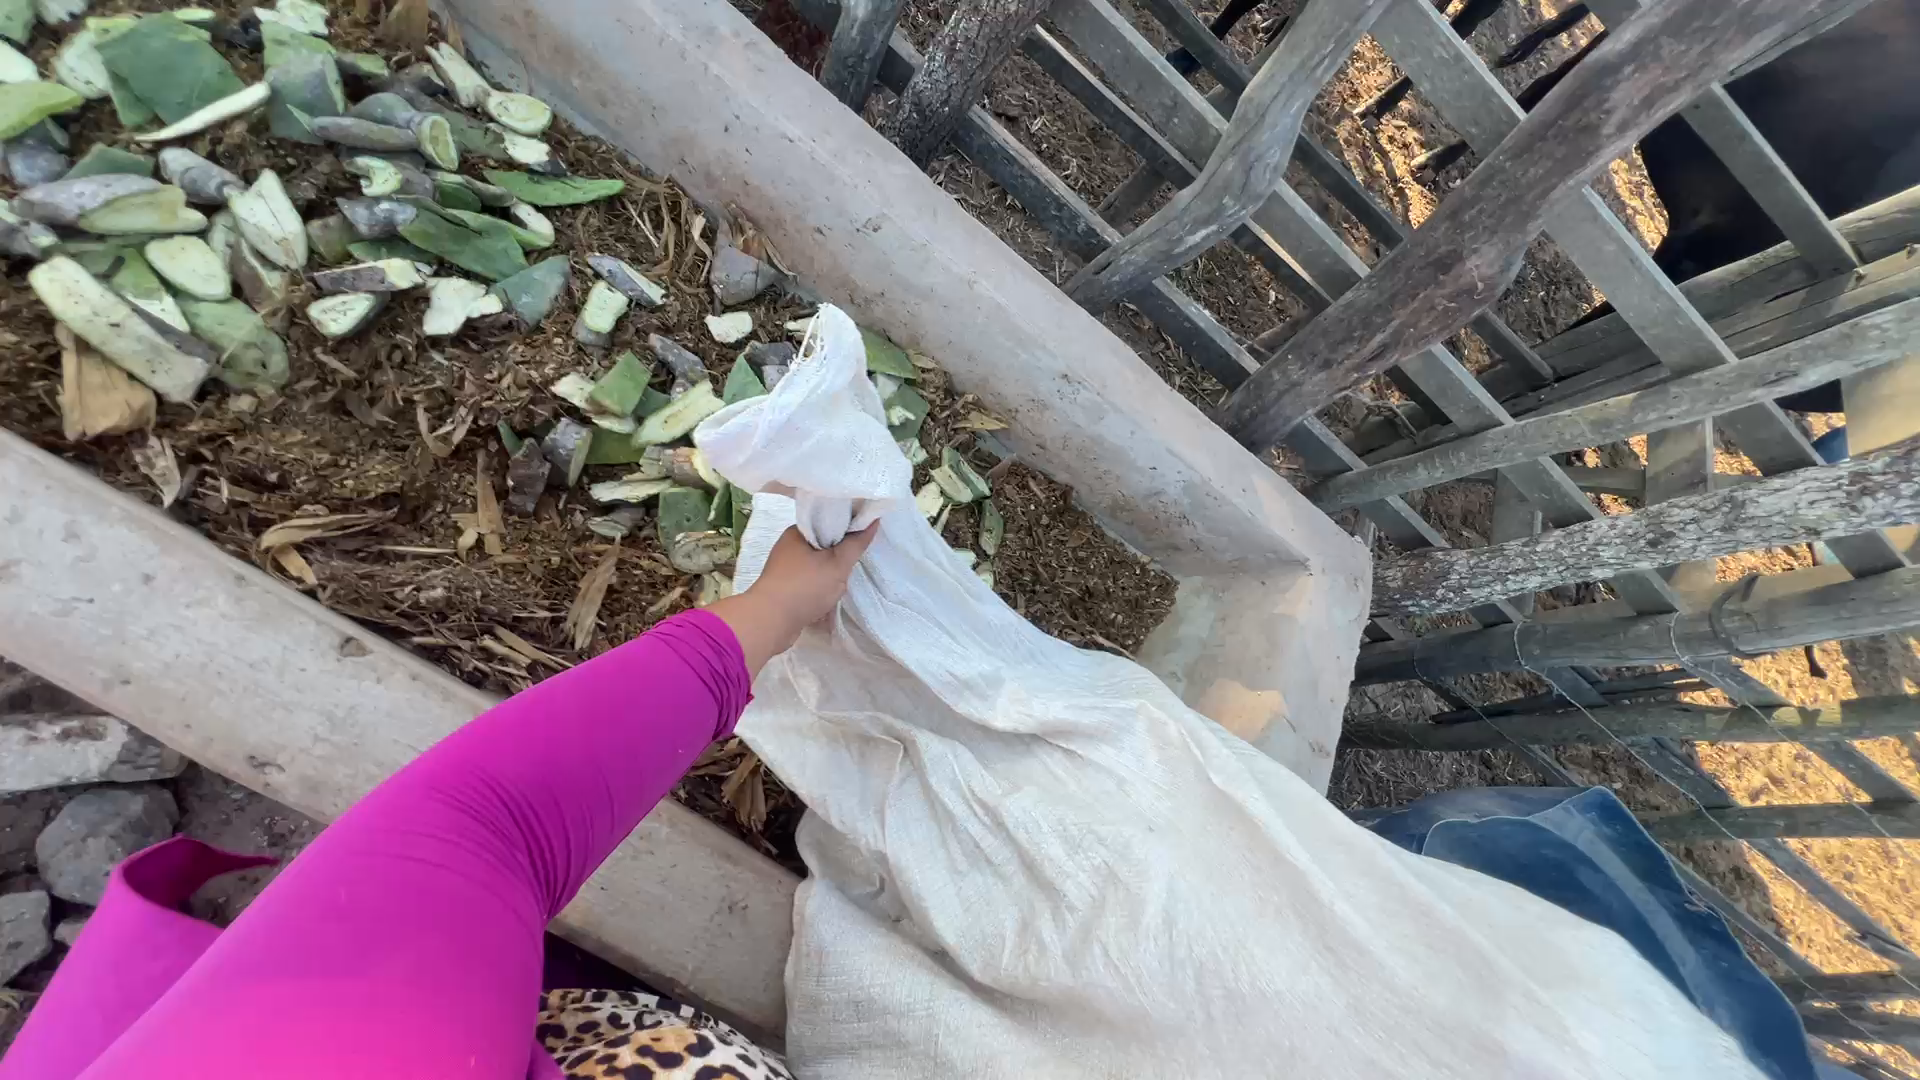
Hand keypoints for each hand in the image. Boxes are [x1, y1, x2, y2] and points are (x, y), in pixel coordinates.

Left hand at [708, 524, 879, 674]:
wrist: (770, 622)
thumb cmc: (805, 587)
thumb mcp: (837, 564)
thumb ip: (856, 543)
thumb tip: (874, 520)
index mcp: (797, 532)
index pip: (827, 521)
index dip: (847, 528)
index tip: (861, 539)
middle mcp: (788, 547)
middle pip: (823, 545)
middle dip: (839, 556)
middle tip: (851, 564)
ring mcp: (784, 568)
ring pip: (817, 565)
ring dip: (830, 575)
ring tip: (841, 584)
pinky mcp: (784, 587)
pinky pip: (808, 581)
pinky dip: (819, 588)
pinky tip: (828, 597)